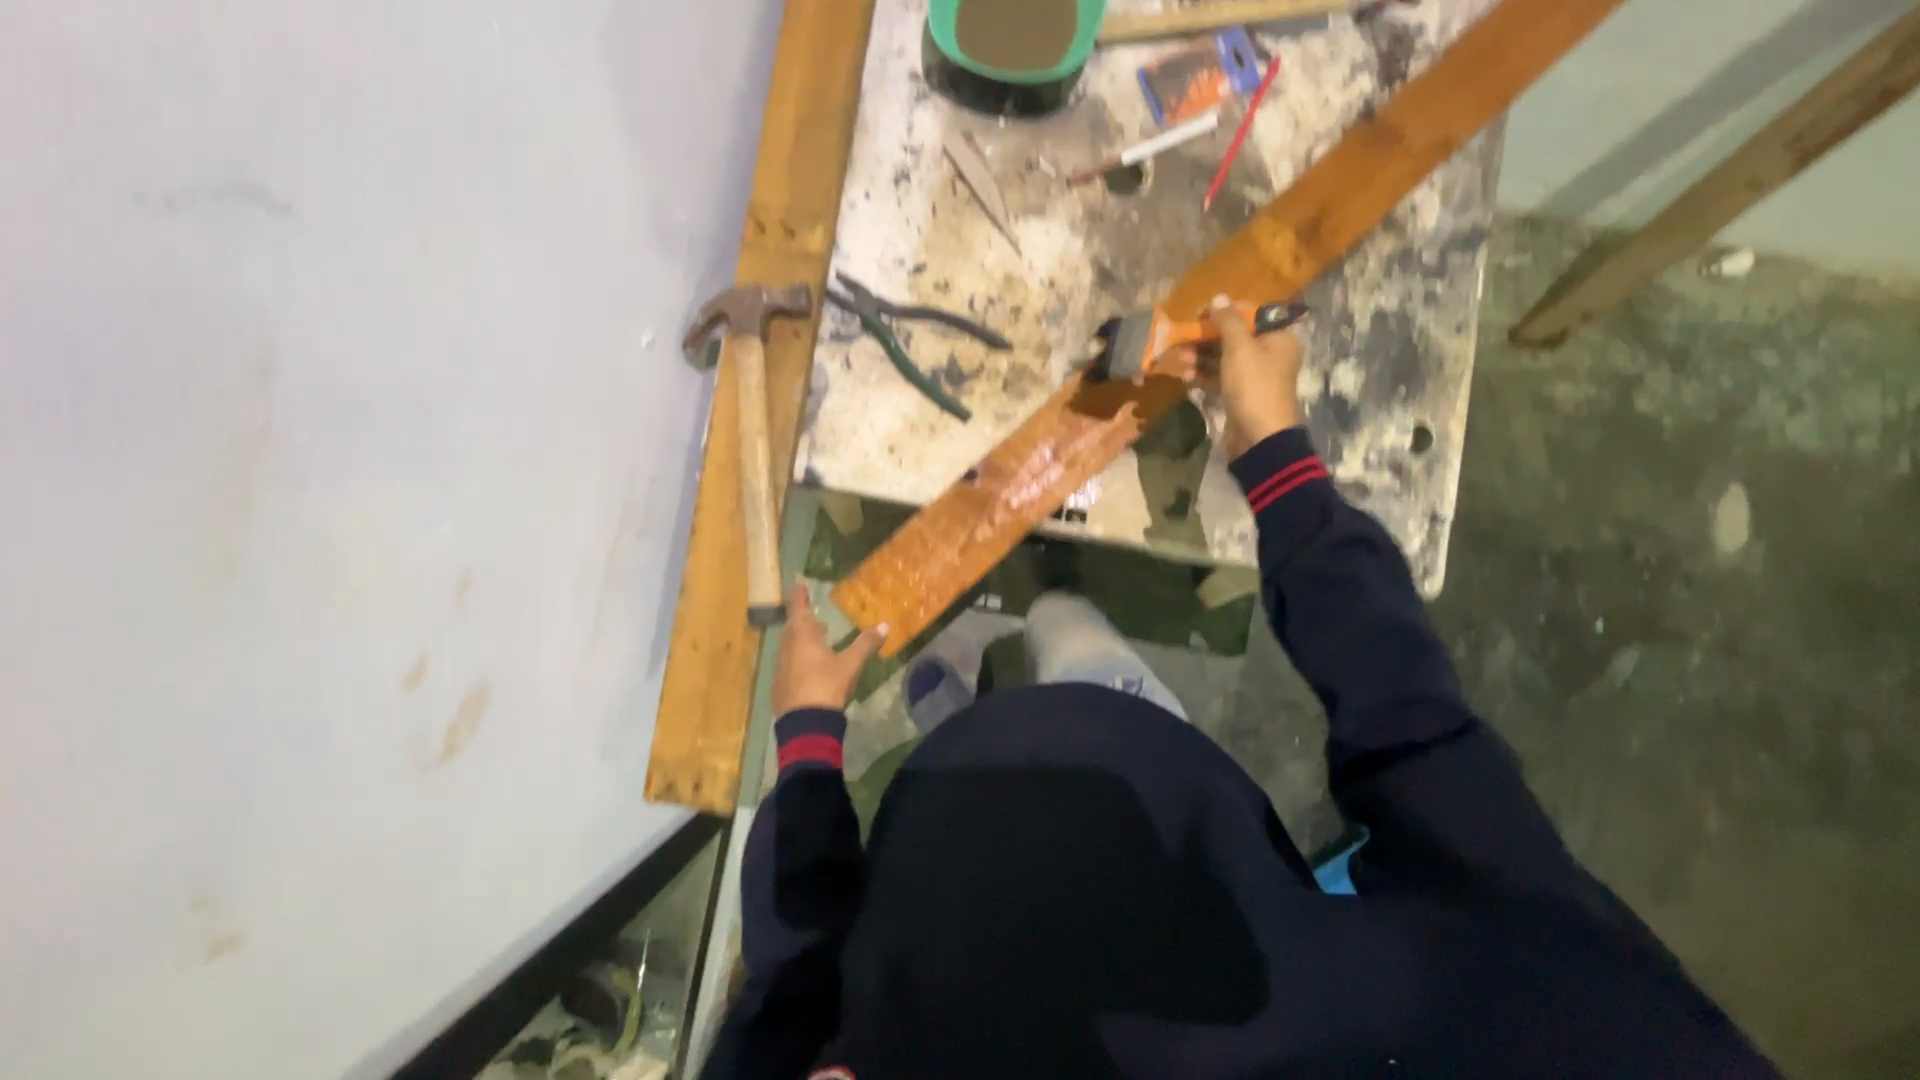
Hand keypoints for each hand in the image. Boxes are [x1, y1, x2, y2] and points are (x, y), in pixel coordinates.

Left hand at [772, 582, 885, 714]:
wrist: (805, 725)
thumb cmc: (827, 686)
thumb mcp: (851, 664)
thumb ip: (866, 644)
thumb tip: (885, 625)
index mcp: (802, 638)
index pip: (798, 609)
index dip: (798, 595)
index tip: (797, 581)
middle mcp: (787, 650)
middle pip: (792, 629)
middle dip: (803, 621)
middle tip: (814, 617)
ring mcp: (780, 669)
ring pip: (789, 648)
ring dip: (801, 642)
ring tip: (817, 641)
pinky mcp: (780, 688)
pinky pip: (788, 666)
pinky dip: (799, 660)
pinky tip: (810, 669)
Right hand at [1179, 295, 1303, 458]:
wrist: (1259, 437)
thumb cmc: (1254, 386)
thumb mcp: (1240, 348)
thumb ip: (1228, 321)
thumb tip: (1218, 297)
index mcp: (1278, 337)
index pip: (1251, 314)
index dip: (1224, 312)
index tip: (1200, 315)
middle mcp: (1269, 353)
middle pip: (1235, 336)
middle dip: (1207, 337)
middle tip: (1183, 338)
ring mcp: (1254, 376)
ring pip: (1224, 358)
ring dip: (1201, 357)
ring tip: (1180, 359)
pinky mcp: (1240, 394)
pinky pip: (1220, 378)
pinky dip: (1204, 375)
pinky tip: (1186, 377)